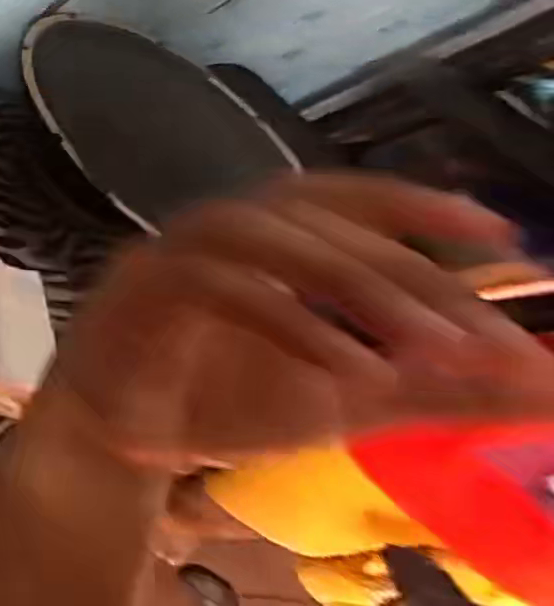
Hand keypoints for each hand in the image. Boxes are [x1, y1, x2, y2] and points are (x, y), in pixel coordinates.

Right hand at [41, 172, 553, 470]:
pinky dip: (288, 318)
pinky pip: (207, 284)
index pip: (312, 196)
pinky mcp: (131, 295)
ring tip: (428, 349)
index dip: (394, 199)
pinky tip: (352, 371)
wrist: (122, 436)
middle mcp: (196, 240)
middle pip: (290, 213)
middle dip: (398, 269)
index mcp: (245, 250)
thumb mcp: (349, 403)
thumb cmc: (218, 406)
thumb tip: (552, 379)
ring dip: (343, 279)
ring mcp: (156, 262)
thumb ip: (438, 391)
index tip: (494, 230)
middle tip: (484, 344)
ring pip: (240, 229)